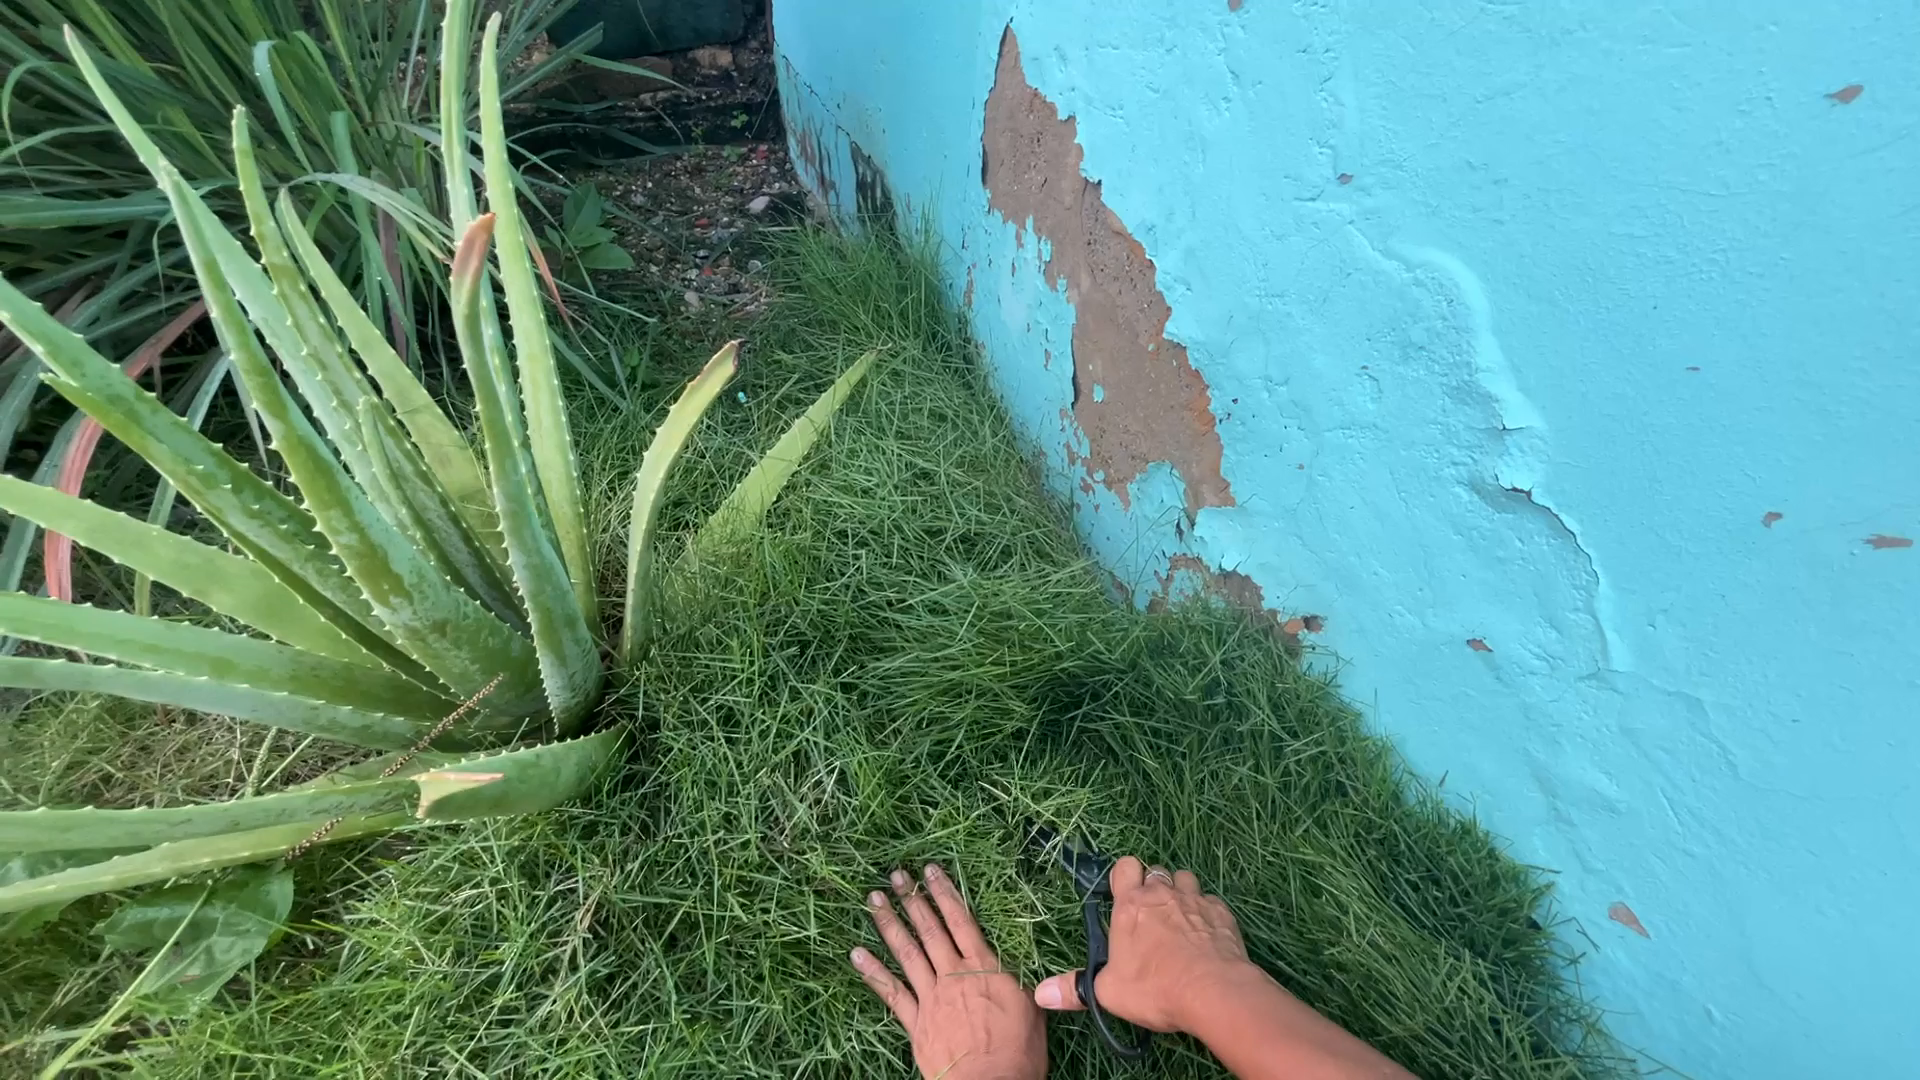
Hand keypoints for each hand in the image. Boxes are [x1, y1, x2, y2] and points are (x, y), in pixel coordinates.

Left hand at [852, 863, 1046, 1079]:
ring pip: (906, 952)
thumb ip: (1020, 980)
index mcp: (982, 966)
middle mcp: (952, 974)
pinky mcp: (916, 1023)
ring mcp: (931, 997)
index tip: (929, 870)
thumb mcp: (1030, 1008)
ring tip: (874, 899)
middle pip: (929, 929)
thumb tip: (1021, 965)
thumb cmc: (1017, 1053)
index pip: (960, 919)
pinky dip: (873, 972)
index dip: (944, 892)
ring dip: (889, 923)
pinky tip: (857, 954)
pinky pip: (891, 993)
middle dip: (912, 899)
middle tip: (896, 875)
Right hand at [1033, 855, 1267, 1033]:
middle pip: (1155, 871)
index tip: (1124, 895)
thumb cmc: (1155, 988)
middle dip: (1152, 887)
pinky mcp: (1222, 914)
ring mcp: (1195, 900)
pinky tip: (1207, 934)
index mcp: (1131, 904)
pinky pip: (1212, 903)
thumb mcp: (1109, 992)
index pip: (1125, 866)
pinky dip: (1208, 913)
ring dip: (1181, 893)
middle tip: (1151, 915)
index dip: (1124, 876)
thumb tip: (1041, 993)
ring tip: (1180, 919)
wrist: (1214, 992)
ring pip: (1186, 879)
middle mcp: (1162, 893)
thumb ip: (1074, 989)